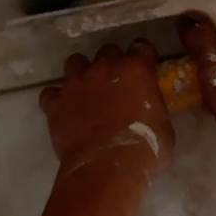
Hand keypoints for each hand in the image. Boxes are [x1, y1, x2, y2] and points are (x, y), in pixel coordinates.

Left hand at [39, 40, 173, 181]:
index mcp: (137, 69)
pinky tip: (63, 111)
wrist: (107, 169)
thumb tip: (151, 110)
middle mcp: (105, 67)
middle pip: (108, 50)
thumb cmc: (145, 150)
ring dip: (81, 73)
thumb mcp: (164, 126)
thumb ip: (155, 108)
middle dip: (112, 63)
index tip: (143, 68)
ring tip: (85, 90)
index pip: (142, 47)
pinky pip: (51, 93)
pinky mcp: (56, 102)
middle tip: (115, 83)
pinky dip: (56, 100)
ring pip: (75, 62)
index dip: (142, 57)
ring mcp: (77, 82)